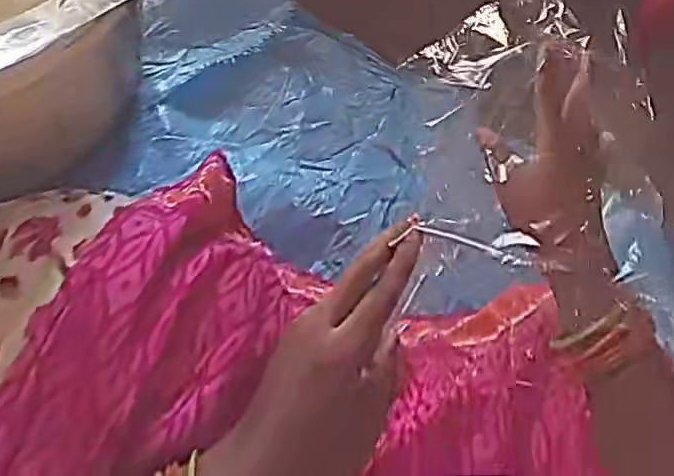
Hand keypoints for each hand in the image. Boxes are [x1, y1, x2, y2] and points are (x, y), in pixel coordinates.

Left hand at [206, 219, 424, 475]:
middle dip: (385, 244)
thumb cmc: (321, 451)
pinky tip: (364, 296)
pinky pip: (331, 305)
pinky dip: (353, 292)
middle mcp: (320, 325)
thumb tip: (393, 332)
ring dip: (368, 268)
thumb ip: (386, 368)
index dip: (401, 263)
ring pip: (342, 288)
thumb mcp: (368, 418)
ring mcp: (301, 327)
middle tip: (409, 221)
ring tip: (392, 251)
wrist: (256, 468)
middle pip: (357, 273)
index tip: (417, 234)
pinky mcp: (291, 337)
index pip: (381, 293)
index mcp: (344, 347)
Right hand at [477, 44, 609, 271]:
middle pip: (580, 97)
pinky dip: (595, 125)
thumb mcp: (508, 184)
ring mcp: (592, 154)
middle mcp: (577, 139)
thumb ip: (496, 154)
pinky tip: (601, 130)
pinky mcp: (598, 168)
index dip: (549, 69)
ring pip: (592, 113)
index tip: (548, 46)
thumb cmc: (539, 215)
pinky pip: (598, 136)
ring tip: (587, 75)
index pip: (550, 95)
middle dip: (579, 71)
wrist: (575, 246)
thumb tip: (481, 131)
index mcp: (554, 138)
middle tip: (579, 49)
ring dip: (588, 92)